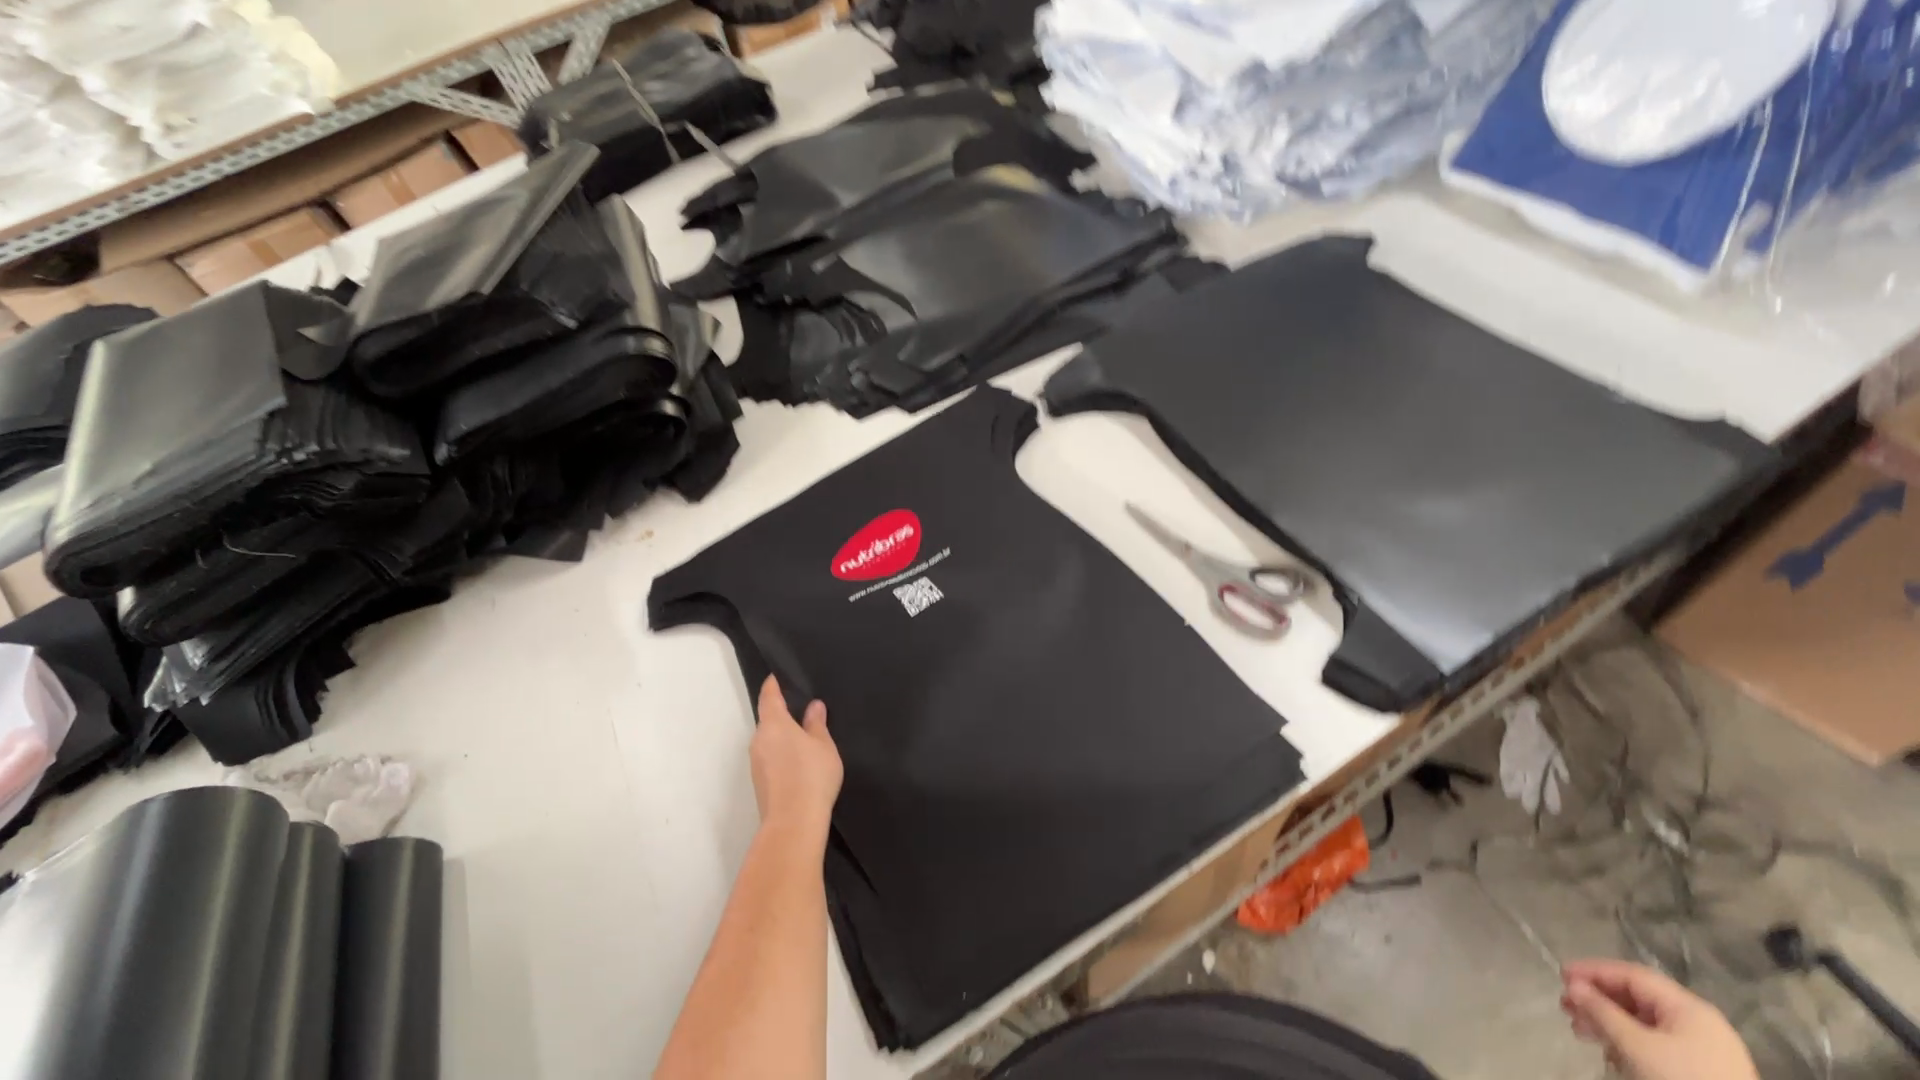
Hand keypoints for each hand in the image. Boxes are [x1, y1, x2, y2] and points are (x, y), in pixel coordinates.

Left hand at [750, 676, 842, 842]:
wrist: (793, 822)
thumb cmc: (812, 775)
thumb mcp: (823, 746)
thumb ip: (817, 724)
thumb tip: (813, 706)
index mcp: (774, 724)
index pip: (769, 696)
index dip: (773, 685)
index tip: (777, 676)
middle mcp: (759, 740)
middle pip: (768, 719)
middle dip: (782, 714)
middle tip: (801, 709)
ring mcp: (756, 762)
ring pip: (769, 741)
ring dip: (783, 737)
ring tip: (804, 737)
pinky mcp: (760, 782)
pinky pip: (770, 758)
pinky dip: (782, 754)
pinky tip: (799, 762)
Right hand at [1561, 959, 1757, 1079]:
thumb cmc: (1682, 1079)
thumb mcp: (1637, 1046)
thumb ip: (1603, 1012)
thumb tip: (1573, 986)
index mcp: (1688, 1007)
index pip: (1633, 975)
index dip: (1594, 970)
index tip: (1561, 975)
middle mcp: (1697, 1021)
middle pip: (1637, 998)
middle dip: (1598, 999)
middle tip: (1565, 1005)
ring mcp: (1701, 1048)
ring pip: (1644, 1023)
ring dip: (1608, 1023)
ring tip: (1579, 1030)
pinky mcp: (1699, 1069)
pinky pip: (1656, 1044)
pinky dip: (1628, 1042)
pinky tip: (1610, 1053)